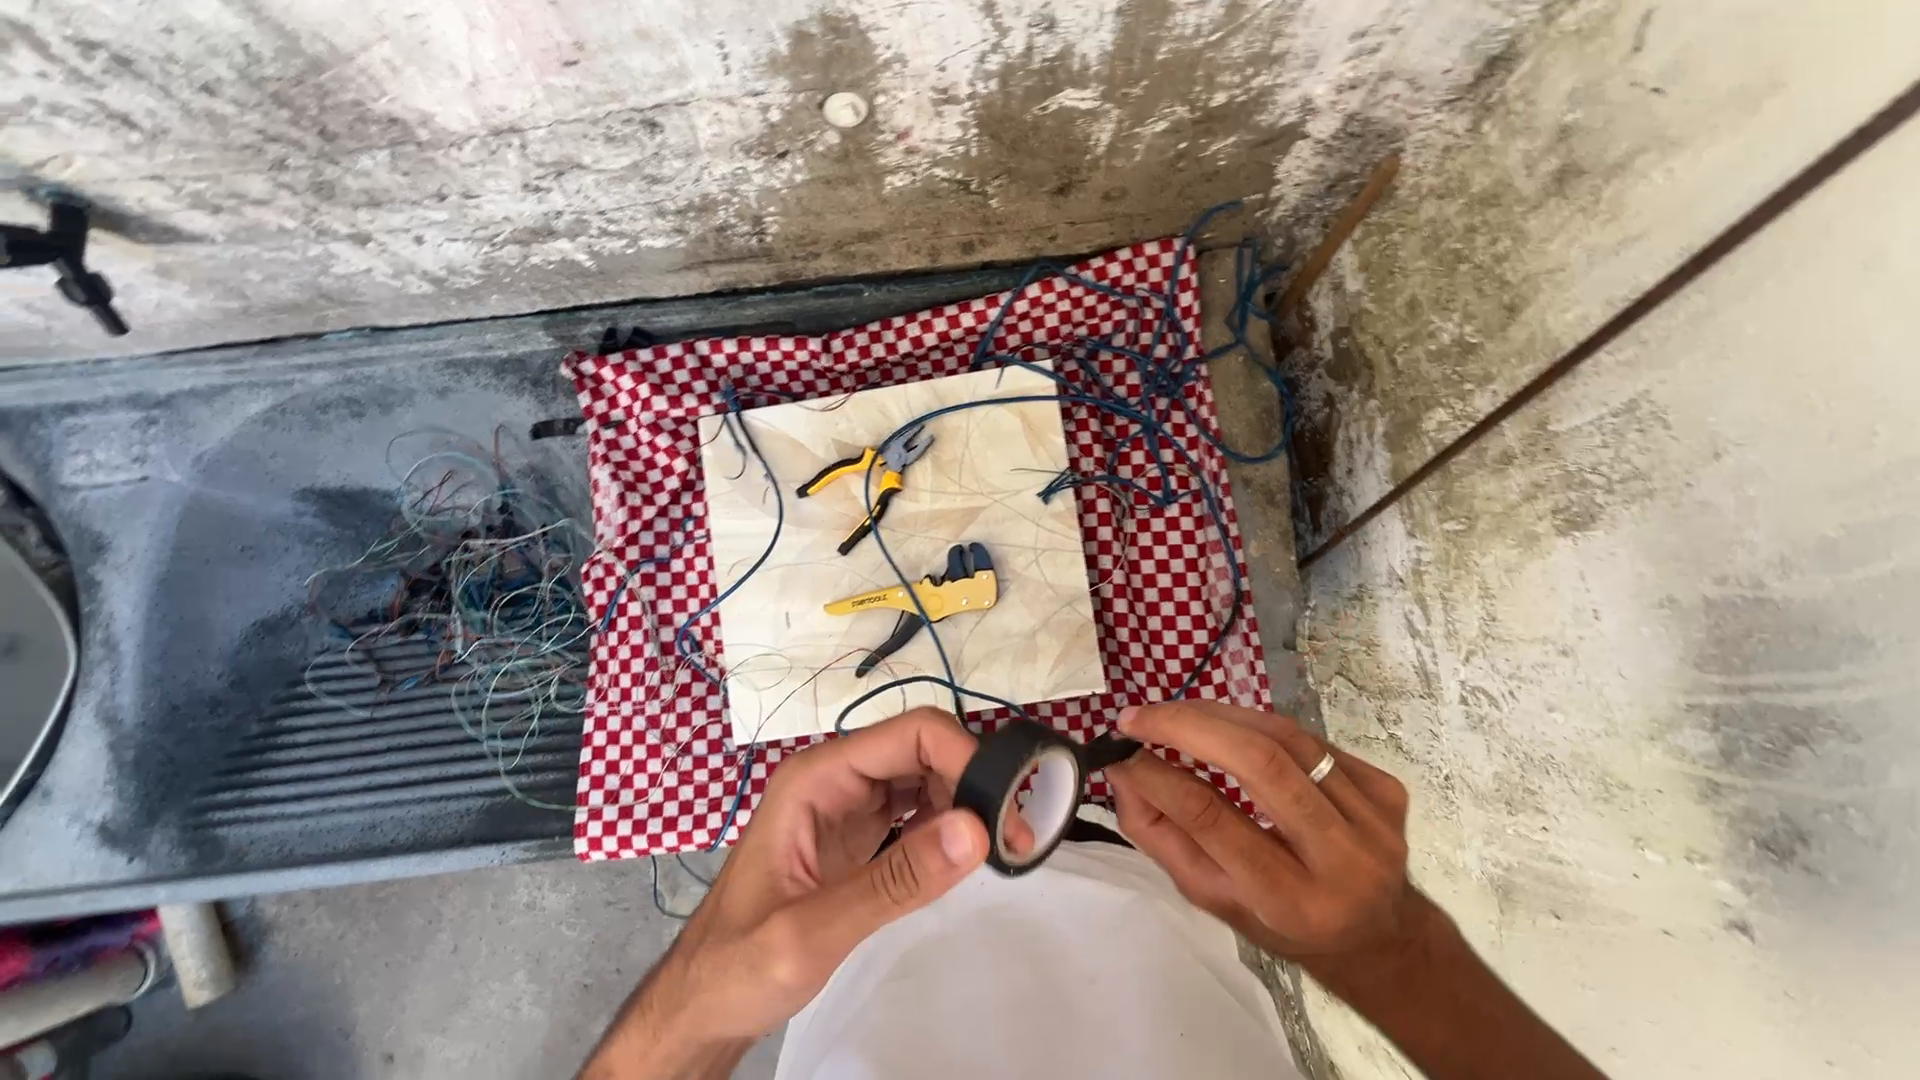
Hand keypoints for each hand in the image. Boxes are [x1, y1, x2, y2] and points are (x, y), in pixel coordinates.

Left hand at [580, 707, 989, 1078]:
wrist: (703, 1003)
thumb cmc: (739, 965)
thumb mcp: (812, 932)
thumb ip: (894, 882)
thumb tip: (976, 829)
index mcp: (817, 777)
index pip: (910, 734)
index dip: (964, 756)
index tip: (1005, 808)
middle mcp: (835, 778)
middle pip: (922, 749)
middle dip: (973, 780)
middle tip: (1014, 835)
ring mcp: (847, 806)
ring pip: (924, 777)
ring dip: (966, 802)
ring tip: (1002, 845)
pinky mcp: (858, 836)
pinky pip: (915, 812)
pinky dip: (948, 825)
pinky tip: (967, 853)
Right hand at [1106, 698, 1416, 967]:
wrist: (1377, 933)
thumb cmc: (1279, 921)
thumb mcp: (1208, 895)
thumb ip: (1159, 833)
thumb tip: (1122, 769)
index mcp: (1290, 900)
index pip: (1213, 819)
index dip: (1158, 776)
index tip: (1119, 748)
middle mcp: (1343, 859)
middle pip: (1261, 763)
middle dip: (1188, 726)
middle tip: (1138, 715)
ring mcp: (1374, 819)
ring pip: (1286, 738)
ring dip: (1218, 715)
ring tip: (1174, 713)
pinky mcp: (1387, 789)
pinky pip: (1309, 739)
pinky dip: (1258, 726)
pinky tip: (1231, 731)